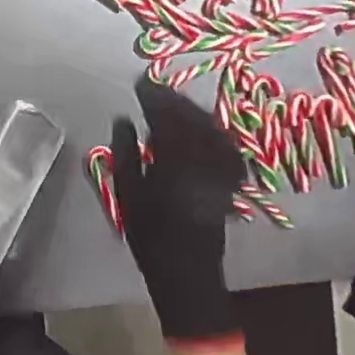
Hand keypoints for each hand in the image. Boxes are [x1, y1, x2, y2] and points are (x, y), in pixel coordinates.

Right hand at [111, 79, 247, 343]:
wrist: (186, 271)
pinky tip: (202, 125)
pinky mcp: (231, 179)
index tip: (139, 83)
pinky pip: (225, 144)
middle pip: (192, 118)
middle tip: (153, 87)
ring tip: (172, 101)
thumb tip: (124, 120)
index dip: (153, 96)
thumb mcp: (127, 194)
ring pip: (211, 127)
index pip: (165, 118)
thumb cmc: (150, 236)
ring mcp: (221, 170)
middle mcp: (203, 162)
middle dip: (173, 98)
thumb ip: (125, 153)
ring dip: (192, 109)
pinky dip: (212, 129)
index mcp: (174, 164)